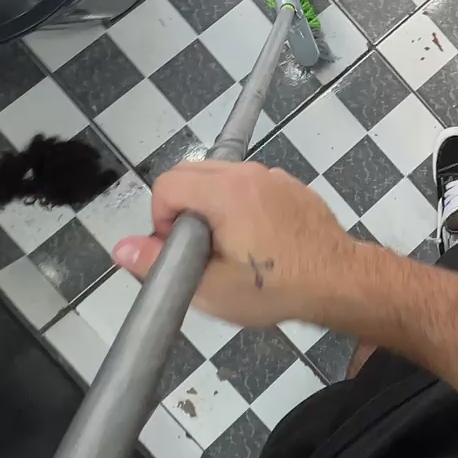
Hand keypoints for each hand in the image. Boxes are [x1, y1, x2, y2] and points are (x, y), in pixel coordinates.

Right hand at [112, 161, 364, 327]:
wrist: (336, 279)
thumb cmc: (274, 286)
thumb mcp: (208, 286)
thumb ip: (158, 263)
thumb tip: (121, 247)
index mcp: (227, 191)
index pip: (169, 183)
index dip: (161, 218)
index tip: (177, 249)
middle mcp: (251, 173)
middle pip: (194, 171)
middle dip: (182, 207)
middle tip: (195, 248)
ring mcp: (275, 176)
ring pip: (223, 176)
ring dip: (211, 204)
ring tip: (225, 247)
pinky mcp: (292, 186)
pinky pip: (251, 185)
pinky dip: (241, 203)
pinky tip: (255, 239)